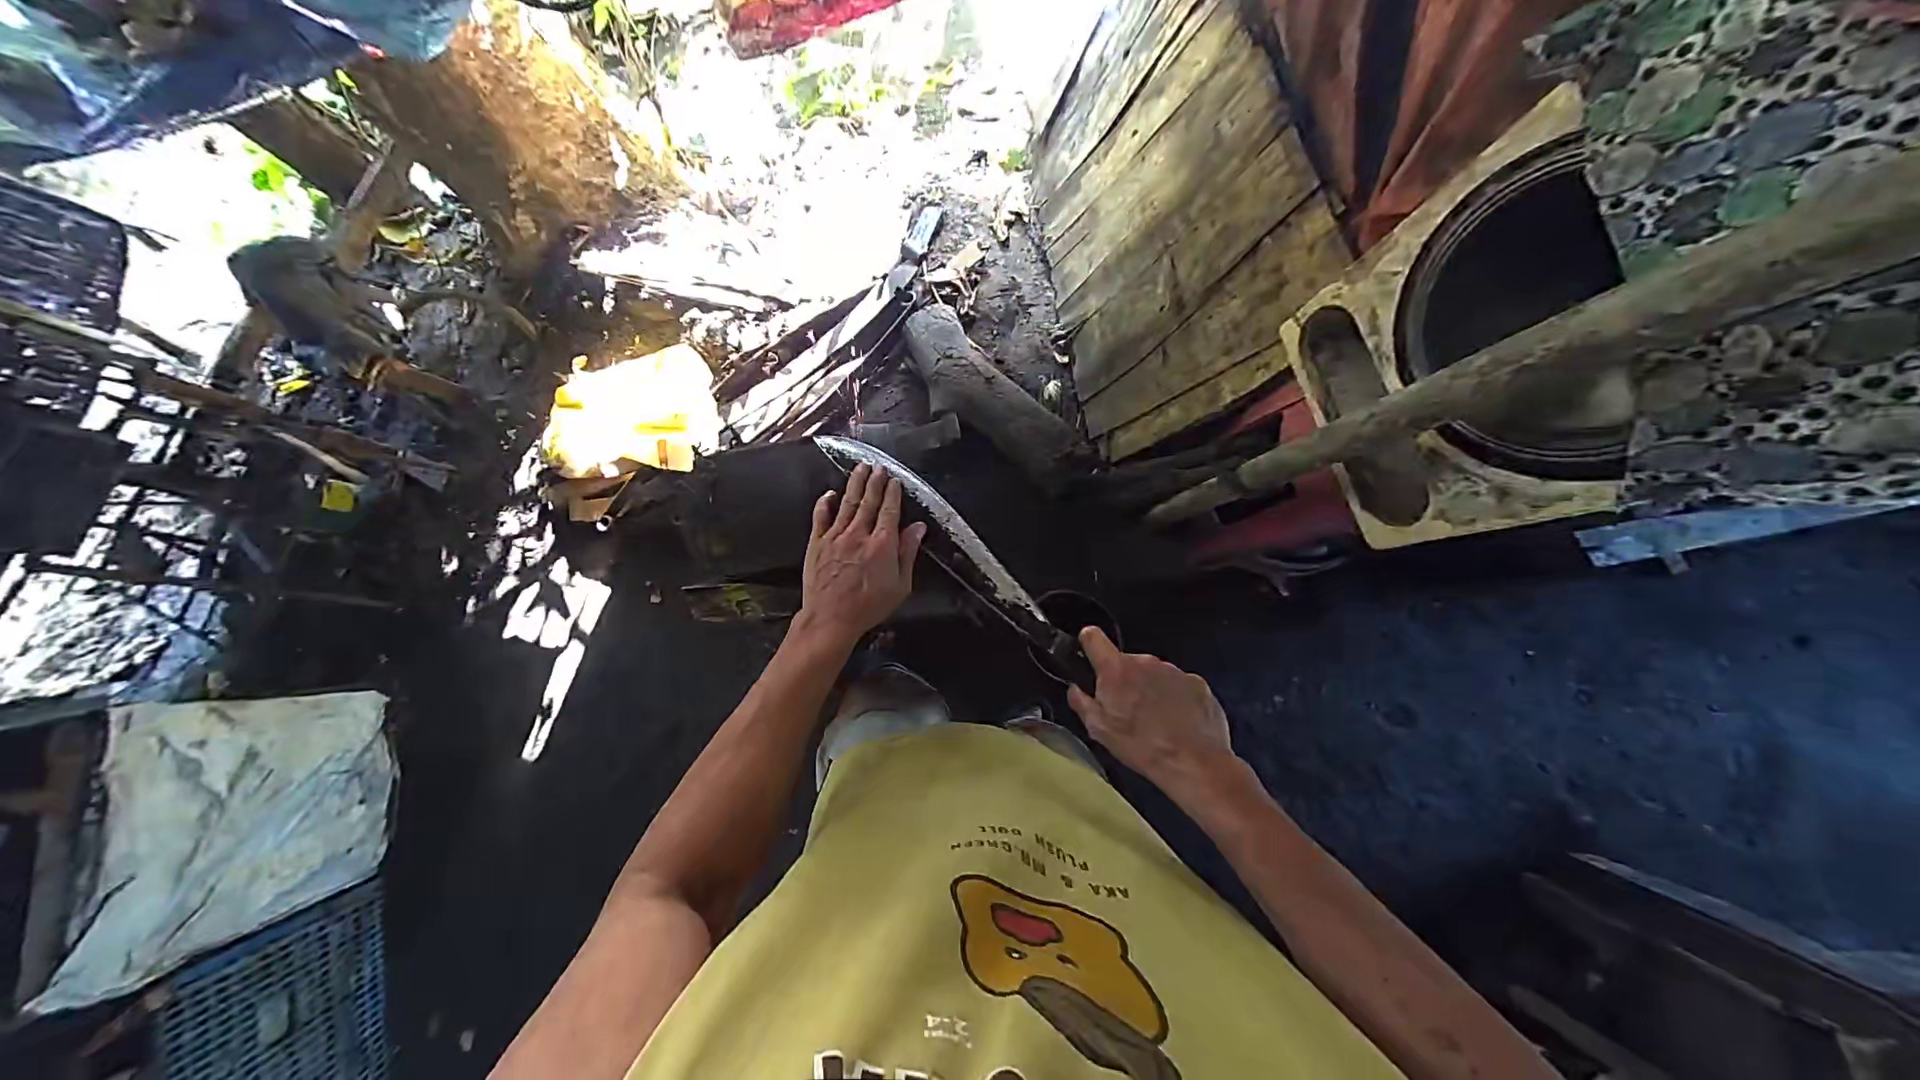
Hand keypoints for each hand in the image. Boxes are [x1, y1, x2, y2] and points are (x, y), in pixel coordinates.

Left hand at [796, 464, 927, 646]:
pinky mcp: (817, 543)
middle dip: (875, 481)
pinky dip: (825, 502)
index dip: (893, 493)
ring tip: (860, 469)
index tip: (895, 481)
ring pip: (847, 502)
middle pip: (869, 500)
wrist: (831, 618)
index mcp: (882, 544)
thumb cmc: (867, 606)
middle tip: (879, 468)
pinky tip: (829, 493)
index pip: (890, 510)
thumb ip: (908, 553)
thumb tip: (917, 529)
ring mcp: (836, 536)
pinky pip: (821, 516)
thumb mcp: (900, 585)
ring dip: (855, 484)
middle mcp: (859, 534)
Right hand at [1067, 627, 1235, 789]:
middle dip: (1125, 680)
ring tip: (1154, 722)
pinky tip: (1177, 723)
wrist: (1193, 763)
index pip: (1094, 637)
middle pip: (1127, 662)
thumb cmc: (1142, 746)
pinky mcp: (1198, 683)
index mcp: (1117, 669)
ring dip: (1150, 690)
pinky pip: (1179, 685)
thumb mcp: (1100, 730)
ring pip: (1154, 674)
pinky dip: (1176, 699)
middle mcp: (1146, 662)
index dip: (1089, 642)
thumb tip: (1075, 690)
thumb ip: (1082, 703)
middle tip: (1126, 710)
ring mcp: (1175, 671)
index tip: (1090, 652)